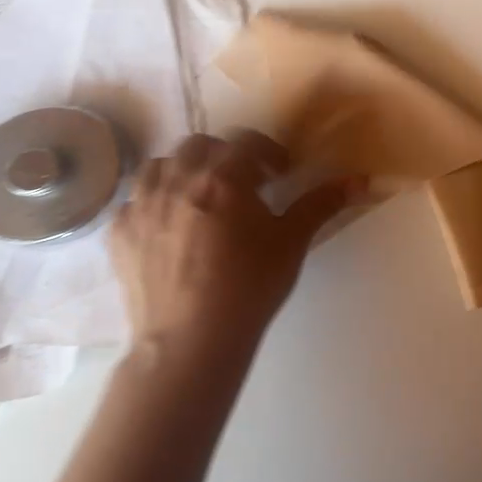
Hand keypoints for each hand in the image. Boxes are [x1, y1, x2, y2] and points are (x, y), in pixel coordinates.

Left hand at [111, 130, 358, 356]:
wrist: (189, 340)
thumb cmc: (250, 285)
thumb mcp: (293, 240)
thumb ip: (323, 203)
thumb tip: (363, 180)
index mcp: (223, 177)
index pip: (246, 141)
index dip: (267, 152)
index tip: (281, 175)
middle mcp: (177, 181)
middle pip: (199, 145)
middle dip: (224, 156)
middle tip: (244, 183)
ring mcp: (141, 207)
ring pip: (159, 166)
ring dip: (183, 171)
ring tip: (203, 199)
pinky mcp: (118, 235)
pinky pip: (133, 202)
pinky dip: (153, 203)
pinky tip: (171, 227)